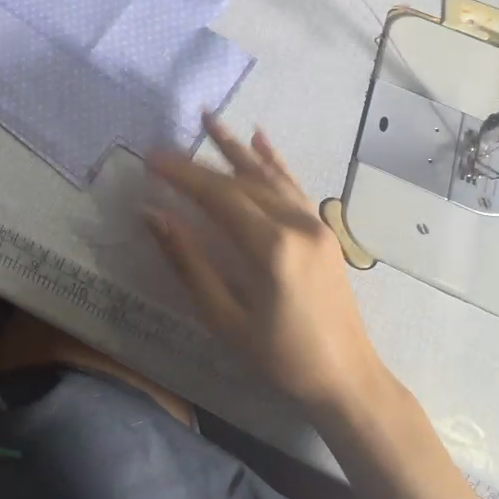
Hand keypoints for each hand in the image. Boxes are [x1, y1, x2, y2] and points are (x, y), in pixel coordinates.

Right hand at [145, 114, 388, 416]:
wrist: (348, 380)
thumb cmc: (281, 357)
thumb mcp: (224, 317)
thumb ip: (188, 262)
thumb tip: (153, 215)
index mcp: (271, 248)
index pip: (217, 195)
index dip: (182, 174)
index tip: (150, 157)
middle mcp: (296, 225)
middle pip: (240, 180)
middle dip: (200, 161)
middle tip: (163, 146)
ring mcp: (315, 225)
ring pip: (267, 175)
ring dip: (235, 146)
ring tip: (208, 118)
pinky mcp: (323, 231)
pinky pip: (293, 186)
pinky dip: (273, 160)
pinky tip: (259, 138)